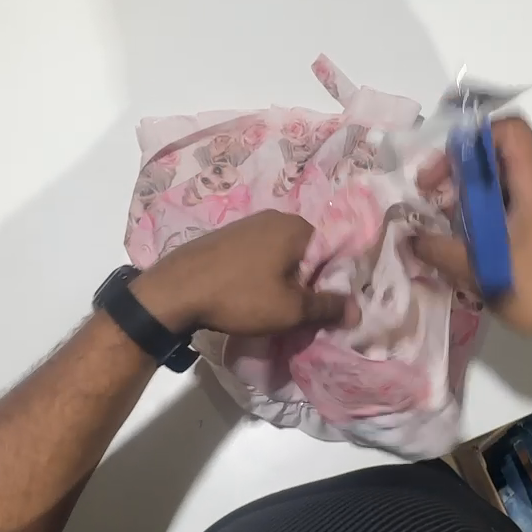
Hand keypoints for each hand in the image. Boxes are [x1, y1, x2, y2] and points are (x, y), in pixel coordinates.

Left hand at [130, 211, 352, 336]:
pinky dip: (263, 275)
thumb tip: (356, 309)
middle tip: (302, 314)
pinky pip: (259, 256)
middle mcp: (276, 218)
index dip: (334, 282)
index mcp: (297, 227)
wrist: (175, 291)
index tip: (328, 309)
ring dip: (285, 281)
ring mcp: (248, 224)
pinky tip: (252, 296)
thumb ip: (327, 307)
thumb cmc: (240, 296)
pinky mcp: (228, 237)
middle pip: (307, 254)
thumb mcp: (290, 309)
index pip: (332, 253)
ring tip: (276, 309)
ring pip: (282, 256)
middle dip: (309, 283)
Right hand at [411, 117, 531, 346]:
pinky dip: (486, 218)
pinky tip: (471, 248)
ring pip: (504, 185)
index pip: (510, 131)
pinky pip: (512, 208)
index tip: (444, 172)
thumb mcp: (483, 271)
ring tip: (448, 228)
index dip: (472, 140)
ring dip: (471, 199)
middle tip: (434, 201)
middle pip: (501, 156)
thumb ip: (441, 251)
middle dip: (461, 173)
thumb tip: (410, 238)